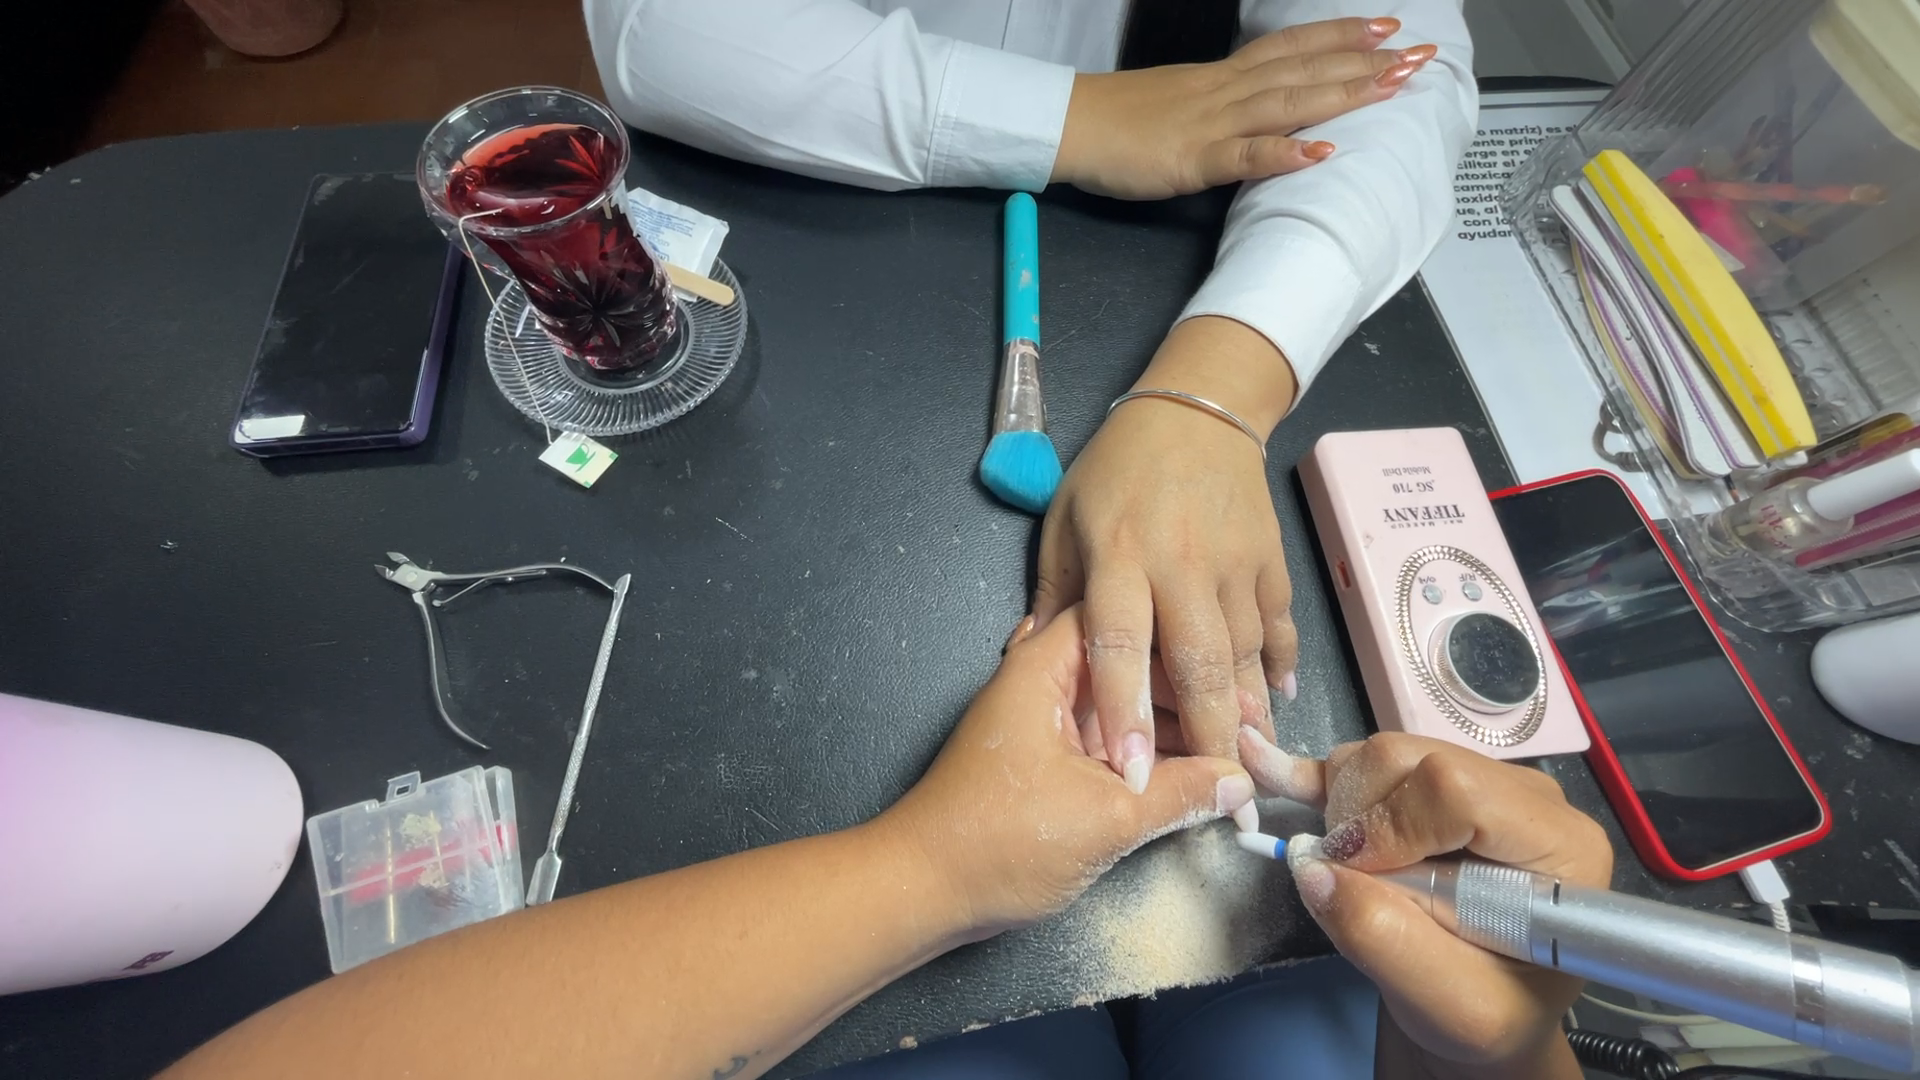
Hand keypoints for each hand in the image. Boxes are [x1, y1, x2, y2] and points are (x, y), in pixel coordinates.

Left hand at [880, 607, 1254, 935]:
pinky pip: (1107, 738)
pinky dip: (1144, 751)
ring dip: (1168, 726)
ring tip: (1234, 745)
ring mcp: (1046, 720)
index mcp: (1044, 669)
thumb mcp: (1103, 817)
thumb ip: (1179, 794)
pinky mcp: (1050, 756)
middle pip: (1125, 664)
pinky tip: (1192, 770)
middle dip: (1185, 691)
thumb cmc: (1004, 840)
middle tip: (1252, 716)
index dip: (1177, 636)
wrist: (925, 888)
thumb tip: (1240, 780)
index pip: (1118, 619)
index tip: (1232, 663)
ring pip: (1120, 705)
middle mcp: (1044, 682)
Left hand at [1033, 317, 1297, 791]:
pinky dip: (1279, 666)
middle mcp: (1180, 566)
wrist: (1195, 413)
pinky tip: (1278, 701)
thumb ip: (1054, 591)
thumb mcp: (1065, 522)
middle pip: (1196, 662)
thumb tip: (1027, 649)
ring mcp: (1234, 564)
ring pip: (1244, 652)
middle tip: (1213, 796)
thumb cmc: (1113, 471)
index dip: (1123, 710)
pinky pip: (1278, 626)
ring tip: (1249, 764)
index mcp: (1118, 557)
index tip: (1130, 773)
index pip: (1119, 643)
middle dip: (1206, 735)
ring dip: (1247, 713)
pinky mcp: (1271, 562)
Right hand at [1052, 16, 1435, 198]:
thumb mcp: (1175, 106)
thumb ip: (1213, 110)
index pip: (1290, 50)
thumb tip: (1240, 117)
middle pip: (1304, 70)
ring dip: (1343, 93)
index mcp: (1220, 80)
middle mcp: (1225, 92)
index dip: (1339, 38)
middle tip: (1419, 55)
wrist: (1075, 126)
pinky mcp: (1192, 160)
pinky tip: (1319, 151)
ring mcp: (1212, 124)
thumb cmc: (1117, 120)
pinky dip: (1283, 153)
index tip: (1384, 29)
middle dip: (1365, 62)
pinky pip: (1244, 155)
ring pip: (1287, 102)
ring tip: (1393, 86)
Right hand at [1239, 730, 1611, 1078]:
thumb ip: (1383, 938)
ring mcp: (1468, 773)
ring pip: (1373, 755)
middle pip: (1403, 759)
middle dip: (1356, 816)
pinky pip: (1355, 758)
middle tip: (1349, 875)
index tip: (1363, 876)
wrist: (1478, 995)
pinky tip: (1267, 768)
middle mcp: (1519, 792)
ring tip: (1351, 864)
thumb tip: (1310, 867)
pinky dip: (1307, 774)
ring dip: (1339, 807)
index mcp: (1556, 843)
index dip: (1391, 825)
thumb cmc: (1486, 1006)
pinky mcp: (1419, 775)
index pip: (1454, 787)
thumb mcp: (1451, 1004)